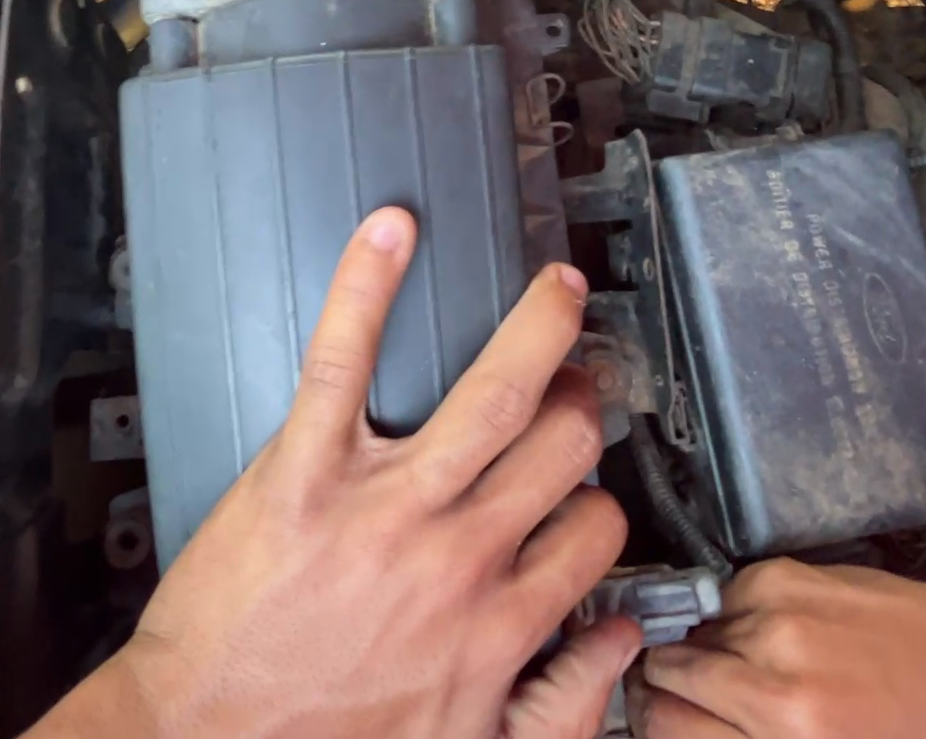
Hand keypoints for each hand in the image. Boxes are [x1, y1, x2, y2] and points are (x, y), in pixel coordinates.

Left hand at [35, 207, 639, 738]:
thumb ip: (560, 709)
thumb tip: (617, 641)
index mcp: (495, 622)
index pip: (593, 531)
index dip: (598, 499)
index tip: (583, 485)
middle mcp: (458, 554)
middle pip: (562, 444)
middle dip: (581, 402)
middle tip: (569, 383)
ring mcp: (386, 504)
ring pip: (494, 394)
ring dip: (540, 329)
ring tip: (555, 291)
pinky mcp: (307, 468)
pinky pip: (347, 360)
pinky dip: (369, 287)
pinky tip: (392, 234)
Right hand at [635, 559, 925, 738]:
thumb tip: (682, 723)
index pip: (665, 724)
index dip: (654, 719)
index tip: (659, 716)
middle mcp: (774, 688)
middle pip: (666, 672)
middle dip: (668, 683)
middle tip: (690, 692)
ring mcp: (774, 623)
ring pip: (693, 632)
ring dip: (706, 649)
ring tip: (748, 668)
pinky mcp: (779, 575)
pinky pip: (724, 600)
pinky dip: (736, 619)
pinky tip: (775, 635)